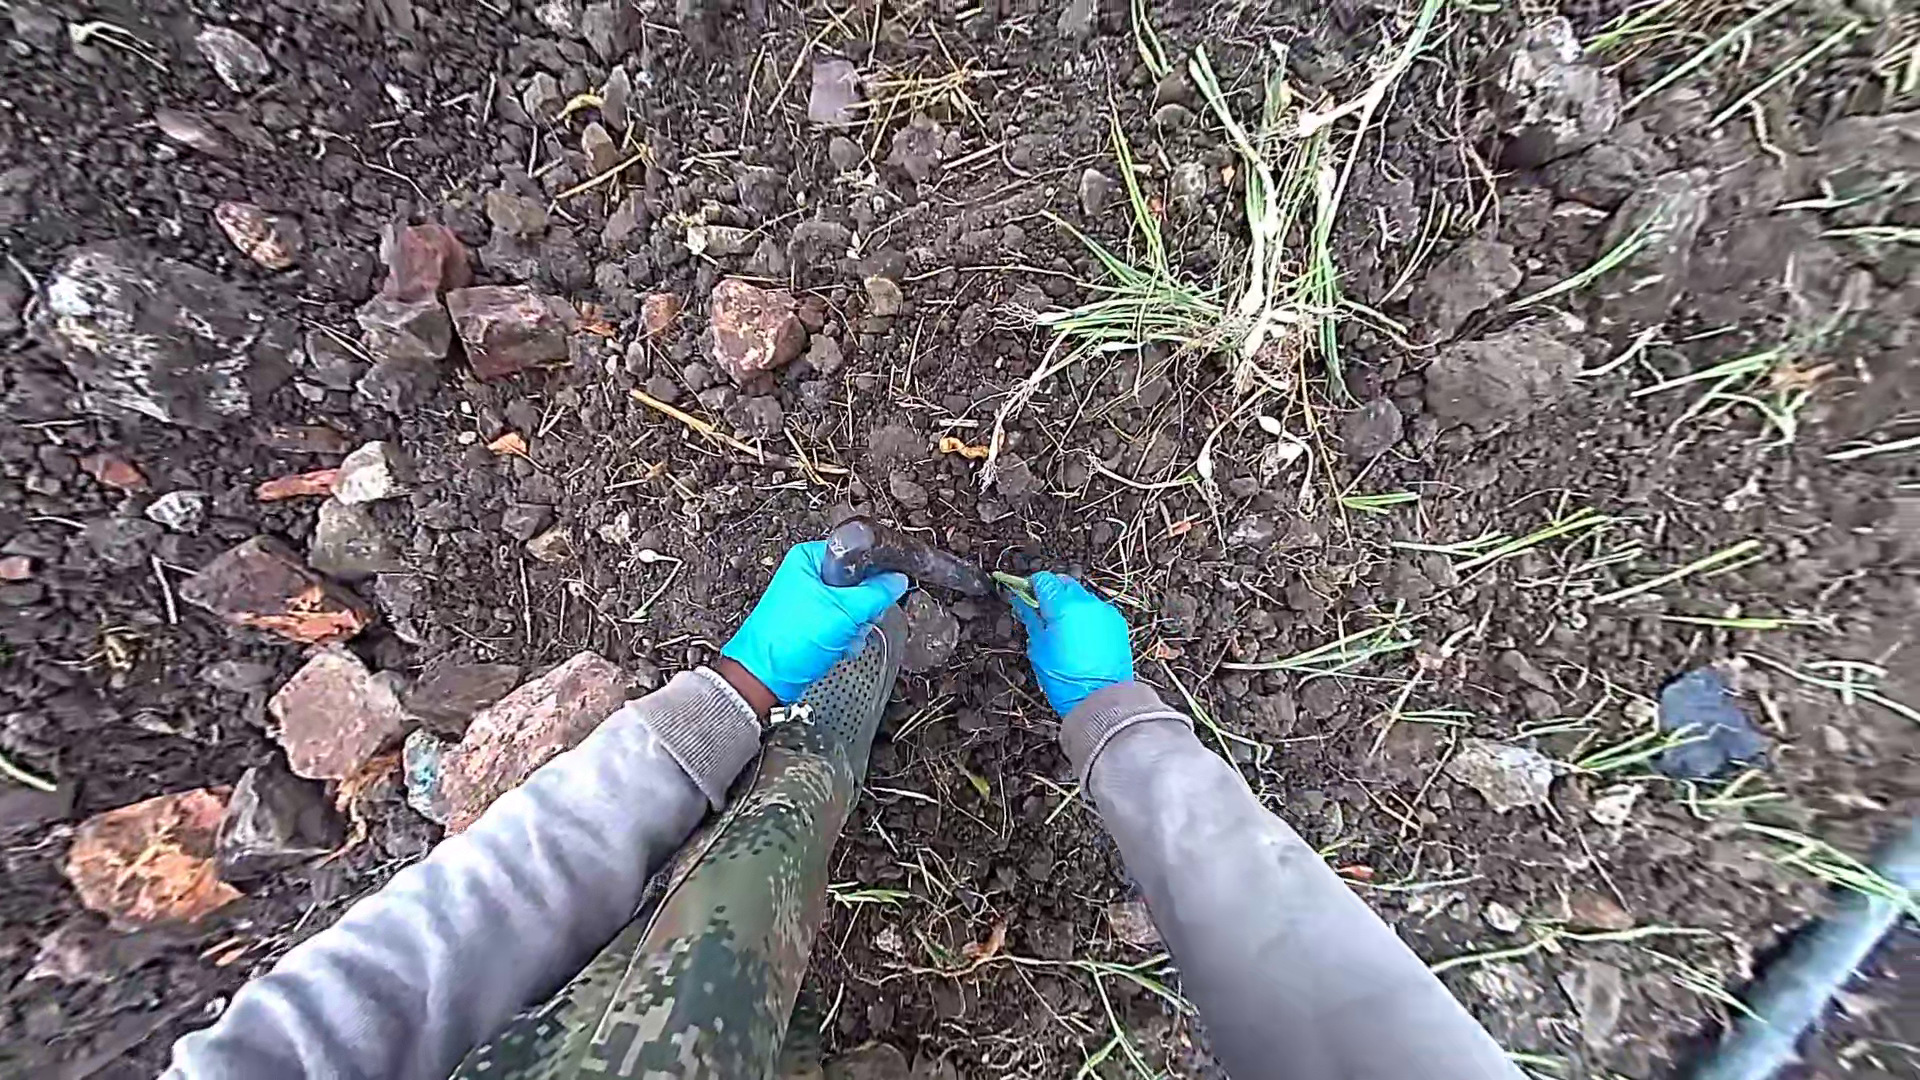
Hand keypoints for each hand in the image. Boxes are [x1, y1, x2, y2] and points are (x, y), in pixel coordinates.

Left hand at [721, 541, 907, 703]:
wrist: (765, 678)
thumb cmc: (789, 640)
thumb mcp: (844, 612)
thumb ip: (876, 593)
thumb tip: (897, 580)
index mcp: (808, 558)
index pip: (854, 554)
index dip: (871, 573)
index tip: (880, 589)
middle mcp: (806, 574)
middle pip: (855, 582)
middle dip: (862, 607)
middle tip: (856, 619)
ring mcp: (808, 599)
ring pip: (850, 605)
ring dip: (854, 625)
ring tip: (845, 637)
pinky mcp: (810, 621)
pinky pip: (840, 622)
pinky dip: (844, 636)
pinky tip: (840, 646)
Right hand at [1011, 572, 1133, 715]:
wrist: (1101, 701)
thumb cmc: (1067, 680)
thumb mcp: (1038, 648)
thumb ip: (1031, 618)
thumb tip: (1022, 602)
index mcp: (1064, 606)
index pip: (1043, 580)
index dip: (1030, 586)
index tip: (1024, 595)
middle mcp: (1087, 603)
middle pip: (1063, 583)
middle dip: (1050, 592)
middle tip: (1040, 612)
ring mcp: (1104, 612)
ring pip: (1080, 596)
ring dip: (1068, 604)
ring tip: (1061, 629)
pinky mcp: (1116, 623)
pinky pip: (1095, 610)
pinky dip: (1085, 616)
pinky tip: (1079, 636)